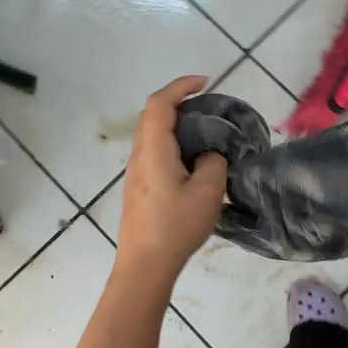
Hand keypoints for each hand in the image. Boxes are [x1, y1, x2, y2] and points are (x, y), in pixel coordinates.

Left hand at [115, 75, 226, 283]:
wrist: (144, 264)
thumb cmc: (175, 226)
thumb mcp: (207, 191)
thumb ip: (212, 162)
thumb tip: (208, 155)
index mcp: (153, 149)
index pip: (160, 103)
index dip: (181, 86)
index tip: (205, 83)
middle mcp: (139, 155)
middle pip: (153, 116)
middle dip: (180, 104)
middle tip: (209, 109)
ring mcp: (135, 173)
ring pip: (152, 136)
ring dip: (176, 127)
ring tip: (206, 135)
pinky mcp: (138, 189)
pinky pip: (154, 154)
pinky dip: (173, 146)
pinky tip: (193, 163)